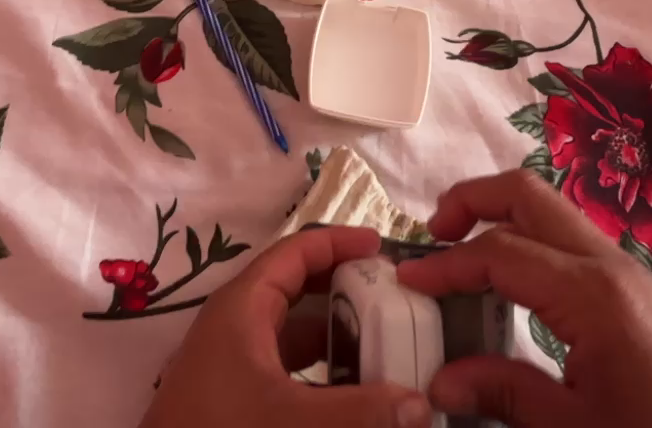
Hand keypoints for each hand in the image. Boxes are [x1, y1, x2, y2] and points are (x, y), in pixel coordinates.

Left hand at [140, 224, 433, 427]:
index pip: (296, 251)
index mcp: (243, 305)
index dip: (337, 242)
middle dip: (342, 287)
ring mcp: (232, 358)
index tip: (380, 247)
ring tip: (380, 343)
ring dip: (333, 334)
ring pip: (291, 330)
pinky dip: (317, 368)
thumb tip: (420, 404)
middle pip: (296, 286)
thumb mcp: (292, 421)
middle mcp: (236, 321)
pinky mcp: (233, 392)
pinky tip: (347, 388)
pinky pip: (284, 363)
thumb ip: (358, 412)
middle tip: (388, 295)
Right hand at [395, 171, 651, 427]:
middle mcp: (605, 262)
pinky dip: (524, 238)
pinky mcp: (631, 285)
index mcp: (591, 294)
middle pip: (525, 193)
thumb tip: (438, 381)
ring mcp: (622, 268)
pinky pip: (565, 237)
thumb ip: (504, 395)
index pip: (499, 253)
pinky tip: (510, 284)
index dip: (445, 264)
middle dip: (469, 200)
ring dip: (497, 215)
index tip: (405, 279)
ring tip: (461, 253)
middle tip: (433, 236)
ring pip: (547, 208)